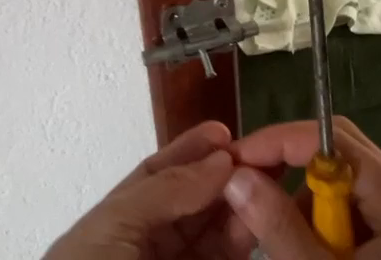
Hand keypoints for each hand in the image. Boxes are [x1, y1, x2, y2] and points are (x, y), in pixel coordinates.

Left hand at [44, 120, 253, 259]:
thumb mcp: (114, 227)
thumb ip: (166, 192)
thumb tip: (219, 159)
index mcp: (119, 222)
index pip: (159, 177)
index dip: (191, 152)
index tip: (225, 134)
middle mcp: (148, 246)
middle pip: (194, 205)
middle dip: (225, 179)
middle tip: (262, 158)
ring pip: (214, 237)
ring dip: (240, 210)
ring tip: (266, 186)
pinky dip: (243, 246)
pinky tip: (260, 228)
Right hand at [224, 117, 380, 258]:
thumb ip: (280, 229)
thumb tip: (237, 176)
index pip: (335, 142)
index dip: (282, 141)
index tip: (238, 159)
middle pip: (339, 152)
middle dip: (289, 165)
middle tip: (248, 182)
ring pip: (339, 179)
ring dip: (299, 197)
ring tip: (276, 238)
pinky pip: (346, 209)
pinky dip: (314, 220)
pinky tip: (299, 251)